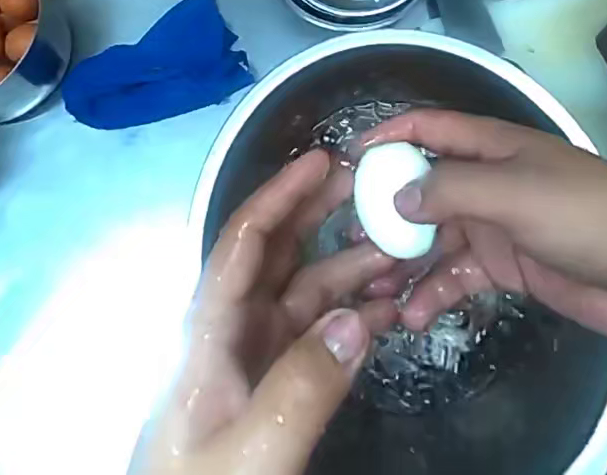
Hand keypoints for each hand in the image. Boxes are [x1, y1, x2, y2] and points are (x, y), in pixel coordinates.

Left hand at [131, 150, 398, 474]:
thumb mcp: (249, 453)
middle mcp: (232, 326)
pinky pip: (318, 334)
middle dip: (318, 212)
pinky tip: (389, 309)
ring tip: (396, 249)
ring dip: (348, 266)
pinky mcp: (275, 382)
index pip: (245, 239)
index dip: (280, 193)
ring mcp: (255, 354)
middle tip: (366, 185)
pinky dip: (353, 316)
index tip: (322, 161)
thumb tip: (357, 321)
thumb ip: (301, 390)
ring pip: (304, 290)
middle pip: (277, 251)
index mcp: (210, 325)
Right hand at [354, 108, 606, 339]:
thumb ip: (450, 189)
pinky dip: (434, 292)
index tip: (350, 162)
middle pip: (421, 188)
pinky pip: (457, 275)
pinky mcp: (506, 266)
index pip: (426, 128)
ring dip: (405, 262)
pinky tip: (413, 315)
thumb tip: (395, 196)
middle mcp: (484, 179)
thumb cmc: (584, 213)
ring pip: (434, 237)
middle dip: (387, 213)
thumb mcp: (512, 191)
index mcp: (487, 145)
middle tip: (350, 242)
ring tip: (373, 291)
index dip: (387, 138)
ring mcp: (493, 224)